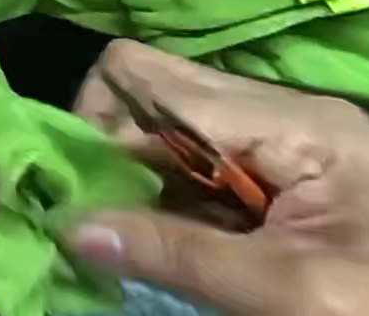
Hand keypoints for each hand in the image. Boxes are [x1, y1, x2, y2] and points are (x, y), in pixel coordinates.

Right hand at [67, 41, 368, 315]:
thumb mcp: (296, 297)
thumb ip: (180, 255)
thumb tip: (73, 229)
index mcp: (293, 119)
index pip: (155, 75)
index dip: (101, 115)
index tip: (77, 177)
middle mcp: (278, 109)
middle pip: (157, 89)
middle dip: (112, 140)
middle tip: (86, 204)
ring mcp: (278, 139)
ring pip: (169, 124)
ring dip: (133, 166)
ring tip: (111, 219)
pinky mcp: (277, 171)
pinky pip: (195, 160)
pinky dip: (161, 187)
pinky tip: (150, 225)